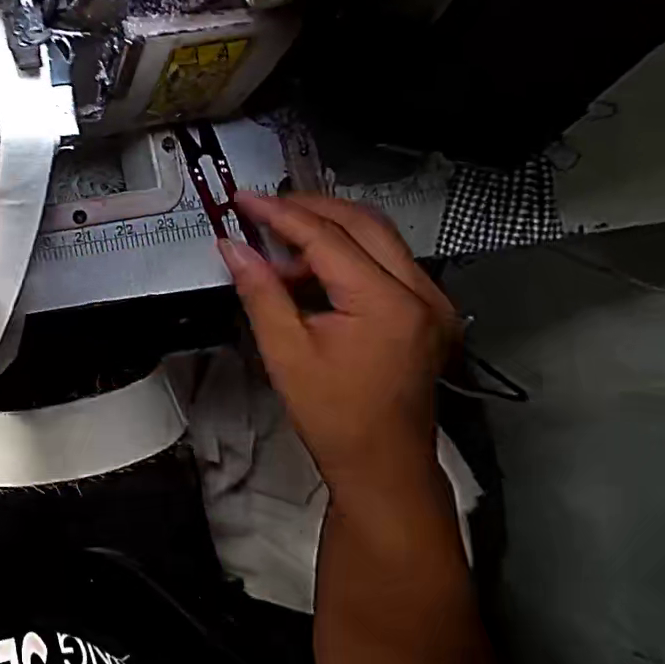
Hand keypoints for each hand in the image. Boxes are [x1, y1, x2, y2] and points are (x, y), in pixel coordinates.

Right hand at [218, 192, 459, 486]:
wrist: (382, 463)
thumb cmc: (333, 415)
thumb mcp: (285, 351)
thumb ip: (260, 290)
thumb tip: (231, 247)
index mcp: (387, 303)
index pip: (328, 238)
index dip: (280, 214)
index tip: (243, 199)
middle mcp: (421, 292)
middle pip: (363, 222)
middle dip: (309, 208)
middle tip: (262, 209)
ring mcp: (432, 300)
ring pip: (378, 237)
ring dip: (327, 231)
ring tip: (279, 252)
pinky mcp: (428, 310)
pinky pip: (386, 261)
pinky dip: (345, 254)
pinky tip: (310, 272)